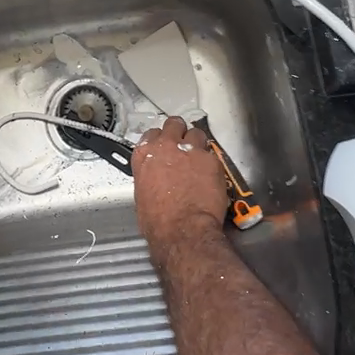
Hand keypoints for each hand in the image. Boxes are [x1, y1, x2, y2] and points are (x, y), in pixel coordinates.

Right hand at [132, 116, 225, 245]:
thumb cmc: (158, 222)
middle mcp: (166, 146)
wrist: (182, 231)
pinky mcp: (211, 160)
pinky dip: (212, 163)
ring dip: (197, 144)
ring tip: (199, 159)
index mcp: (144, 155)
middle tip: (184, 144)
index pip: (152, 134)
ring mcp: (190, 150)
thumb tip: (157, 177)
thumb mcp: (142, 194)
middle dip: (179, 132)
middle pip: (174, 124)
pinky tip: (211, 176)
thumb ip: (149, 175)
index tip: (165, 147)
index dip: (160, 140)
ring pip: (196, 133)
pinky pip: (212, 154)